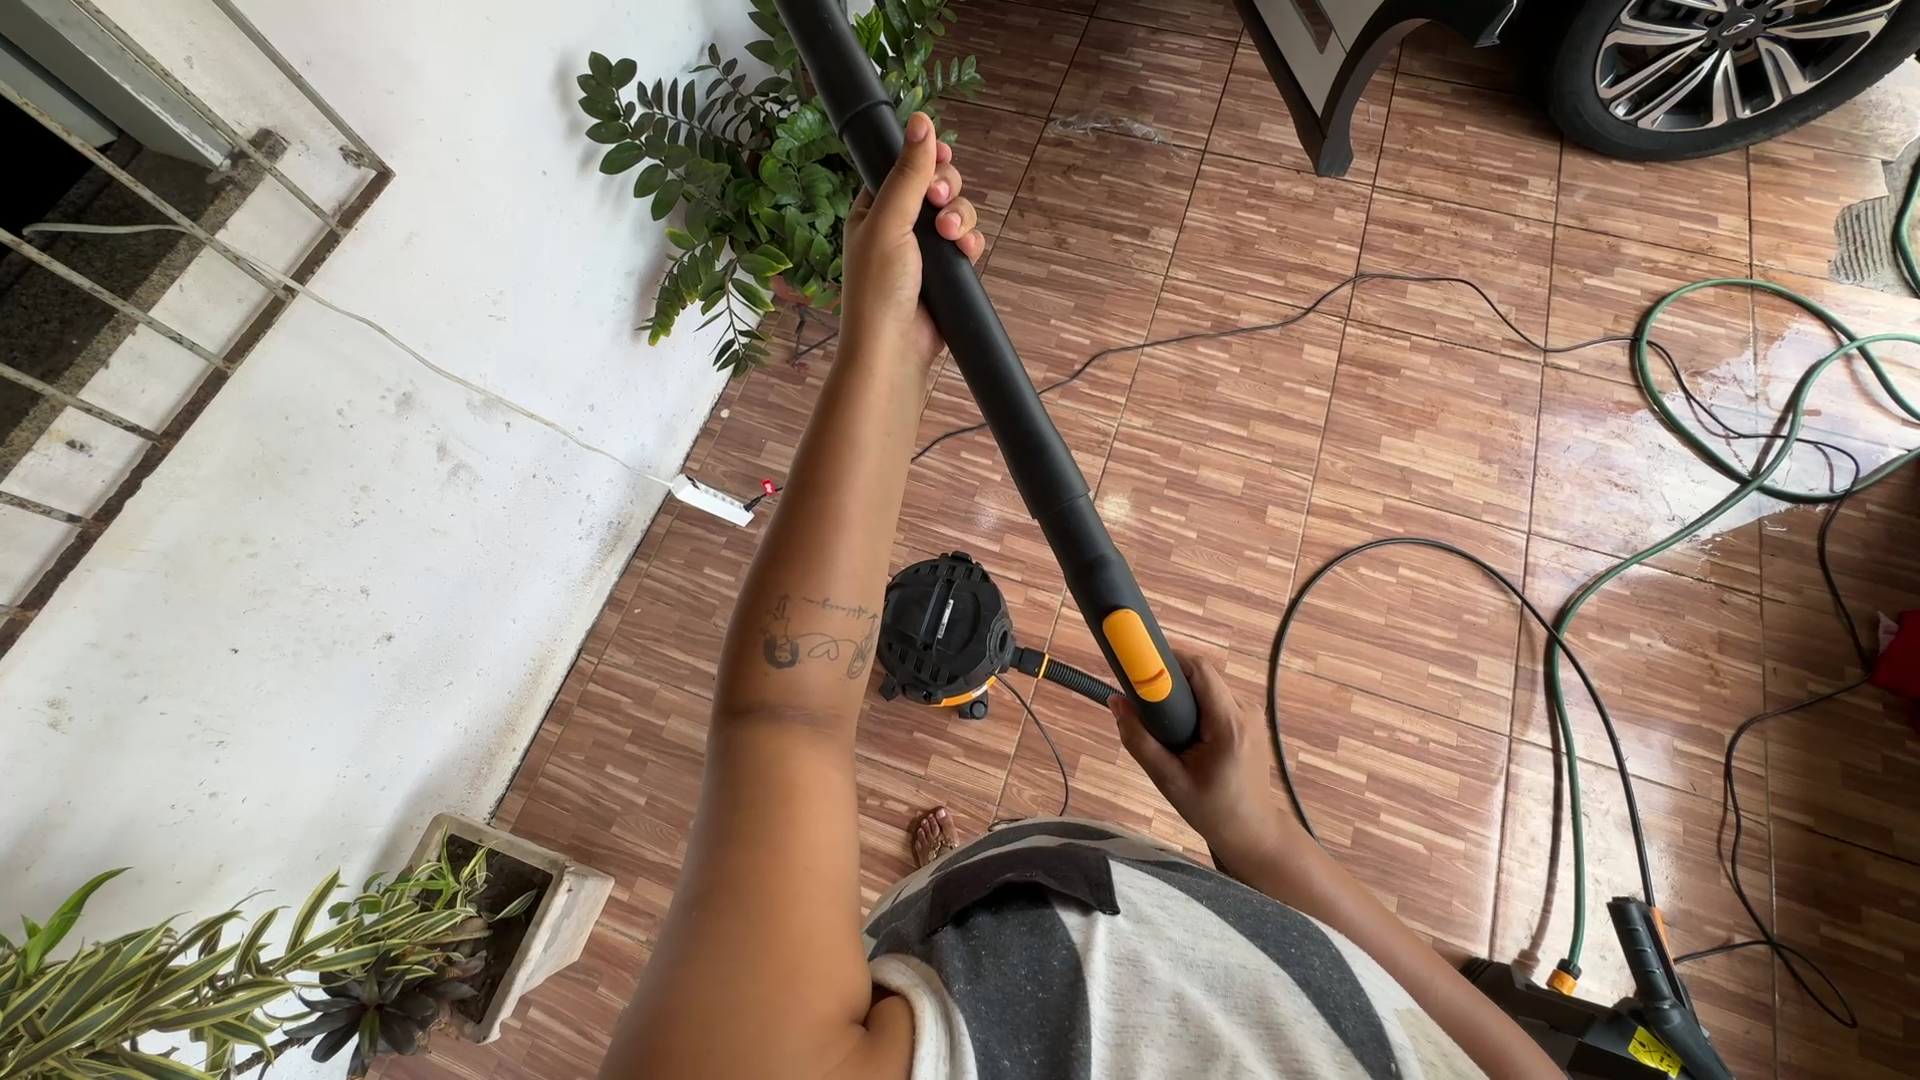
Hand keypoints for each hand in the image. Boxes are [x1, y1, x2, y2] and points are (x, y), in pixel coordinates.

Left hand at [841, 111, 984, 366]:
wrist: (895, 348)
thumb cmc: (878, 288)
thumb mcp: (889, 221)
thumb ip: (908, 173)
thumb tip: (921, 121)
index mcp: (875, 209)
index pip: (905, 168)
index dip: (926, 160)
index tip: (941, 156)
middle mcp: (899, 227)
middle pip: (937, 186)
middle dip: (947, 191)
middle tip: (940, 202)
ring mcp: (924, 252)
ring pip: (956, 214)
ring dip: (961, 218)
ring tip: (951, 236)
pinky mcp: (945, 274)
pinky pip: (966, 244)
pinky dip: (970, 243)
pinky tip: (966, 251)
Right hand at [1109, 653, 1293, 868]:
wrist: (1252, 831)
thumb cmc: (1210, 810)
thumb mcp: (1167, 780)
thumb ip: (1138, 740)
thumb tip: (1116, 701)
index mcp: (1229, 725)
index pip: (1199, 670)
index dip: (1167, 662)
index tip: (1140, 672)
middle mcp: (1246, 711)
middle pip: (1201, 675)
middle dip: (1169, 682)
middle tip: (1145, 704)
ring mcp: (1251, 713)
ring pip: (1207, 685)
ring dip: (1182, 695)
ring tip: (1164, 724)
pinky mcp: (1249, 719)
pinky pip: (1215, 697)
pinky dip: (1195, 705)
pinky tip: (1183, 731)